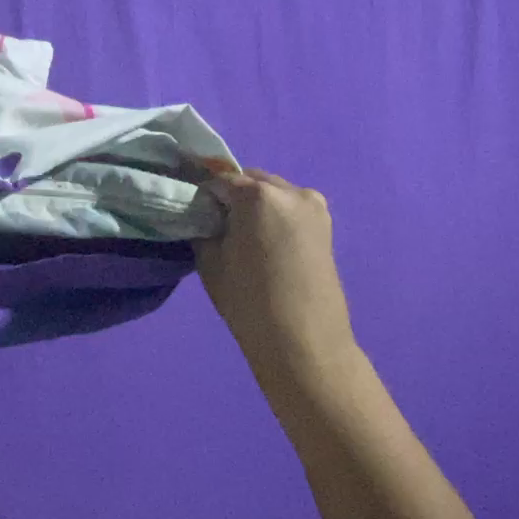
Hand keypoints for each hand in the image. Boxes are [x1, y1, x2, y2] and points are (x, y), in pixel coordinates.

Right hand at [194, 168, 357, 373]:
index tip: (192, 212)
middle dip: (231, 196)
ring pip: (272, 193)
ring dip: (253, 205)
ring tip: (241, 237)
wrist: (302, 338)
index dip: (202, 194)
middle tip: (215, 224)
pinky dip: (272, 216)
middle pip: (249, 181)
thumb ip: (204, 227)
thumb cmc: (248, 299)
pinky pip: (289, 208)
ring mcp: (314, 206)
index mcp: (258, 194)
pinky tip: (263, 244)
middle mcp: (290, 190)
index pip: (218, 180)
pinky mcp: (325, 225)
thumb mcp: (209, 260)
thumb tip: (205, 216)